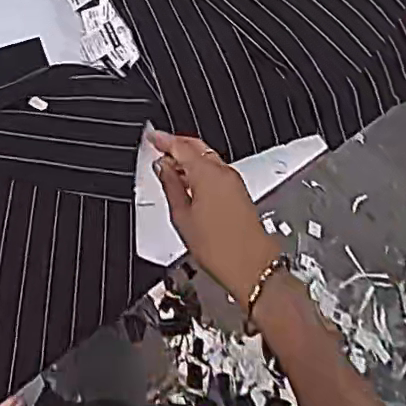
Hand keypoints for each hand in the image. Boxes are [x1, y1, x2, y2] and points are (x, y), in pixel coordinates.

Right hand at [149, 129, 280, 301]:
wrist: (253, 269)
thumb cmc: (220, 248)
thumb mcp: (182, 216)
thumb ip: (170, 185)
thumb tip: (162, 168)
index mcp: (207, 173)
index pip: (180, 146)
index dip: (163, 140)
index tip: (152, 136)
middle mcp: (224, 173)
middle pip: (196, 147)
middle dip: (176, 145)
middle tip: (158, 147)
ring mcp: (234, 182)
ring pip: (207, 158)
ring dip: (188, 158)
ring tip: (169, 168)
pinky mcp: (240, 193)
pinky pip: (216, 171)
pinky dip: (200, 170)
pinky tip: (188, 182)